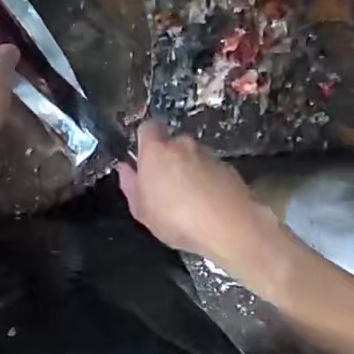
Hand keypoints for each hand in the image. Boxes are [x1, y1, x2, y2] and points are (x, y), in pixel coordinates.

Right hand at [117, 121, 275, 262]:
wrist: (228, 226)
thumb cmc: (176, 219)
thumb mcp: (141, 210)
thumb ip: (130, 185)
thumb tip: (125, 168)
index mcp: (156, 151)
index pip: (148, 127)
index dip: (146, 139)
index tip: (144, 157)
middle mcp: (183, 145)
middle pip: (172, 143)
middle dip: (169, 159)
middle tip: (166, 187)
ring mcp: (208, 154)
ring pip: (193, 156)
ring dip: (190, 170)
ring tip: (190, 200)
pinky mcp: (228, 167)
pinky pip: (211, 169)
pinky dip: (208, 180)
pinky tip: (209, 204)